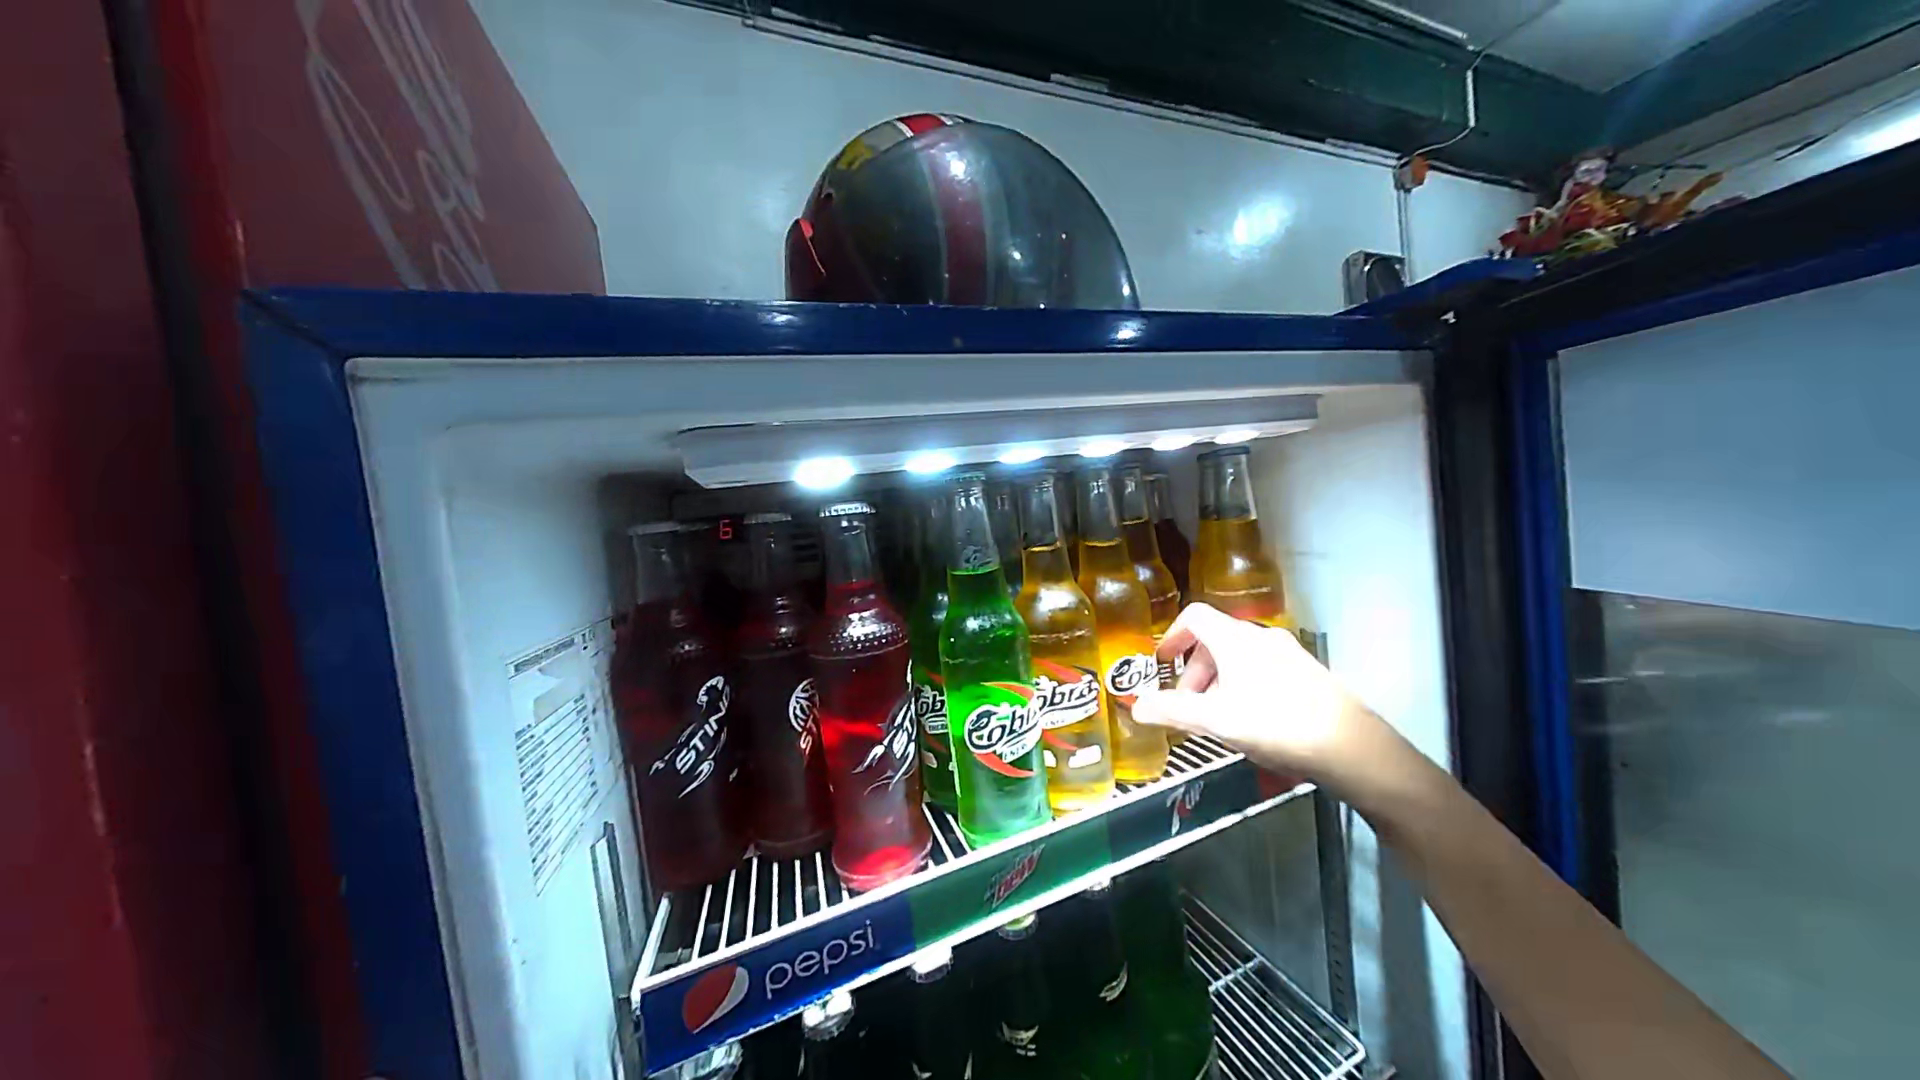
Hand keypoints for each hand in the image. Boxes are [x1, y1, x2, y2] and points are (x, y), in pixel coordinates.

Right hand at [1132, 603, 1372, 782]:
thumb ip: (1172, 711)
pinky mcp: (1308, 674)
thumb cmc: (1277, 724)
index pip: (1194, 616)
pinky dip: (1244, 685)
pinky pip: (1263, 669)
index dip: (1172, 634)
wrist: (1351, 747)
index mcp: (1235, 640)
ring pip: (1240, 657)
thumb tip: (1137, 706)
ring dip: (1219, 680)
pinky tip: (1251, 721)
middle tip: (1187, 703)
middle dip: (1194, 670)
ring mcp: (1288, 654)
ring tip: (1217, 717)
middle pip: (1215, 640)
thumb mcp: (1216, 720)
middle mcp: (1262, 638)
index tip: (1162, 660)